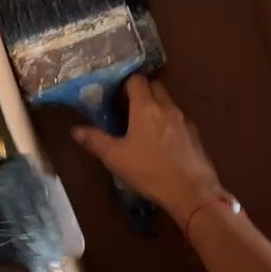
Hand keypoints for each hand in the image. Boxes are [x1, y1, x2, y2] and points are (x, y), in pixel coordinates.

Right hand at [71, 75, 224, 221]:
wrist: (192, 191)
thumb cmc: (150, 171)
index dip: (125, 83)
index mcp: (146, 107)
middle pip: (155, 86)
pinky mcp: (195, 134)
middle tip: (127, 108)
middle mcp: (167, 107)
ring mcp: (184, 120)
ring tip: (142, 127)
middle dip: (142, 91)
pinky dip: (167, 123)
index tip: (116, 95)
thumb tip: (75, 130)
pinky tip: (161, 144)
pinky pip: (178, 120)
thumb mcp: (116, 158)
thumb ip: (95, 141)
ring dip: (155, 108)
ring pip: (168, 103)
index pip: (136, 79)